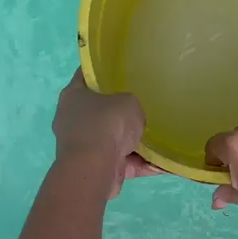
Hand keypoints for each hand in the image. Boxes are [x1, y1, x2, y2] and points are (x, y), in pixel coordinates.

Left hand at [52, 70, 159, 198]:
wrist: (94, 169)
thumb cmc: (106, 124)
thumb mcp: (128, 101)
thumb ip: (131, 104)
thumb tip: (132, 116)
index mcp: (73, 95)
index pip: (85, 75)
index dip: (101, 71)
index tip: (119, 69)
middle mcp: (73, 119)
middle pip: (100, 111)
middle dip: (120, 112)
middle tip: (144, 105)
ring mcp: (83, 146)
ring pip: (113, 140)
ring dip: (134, 143)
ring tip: (161, 138)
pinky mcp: (95, 169)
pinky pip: (123, 163)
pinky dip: (141, 164)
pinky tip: (165, 165)